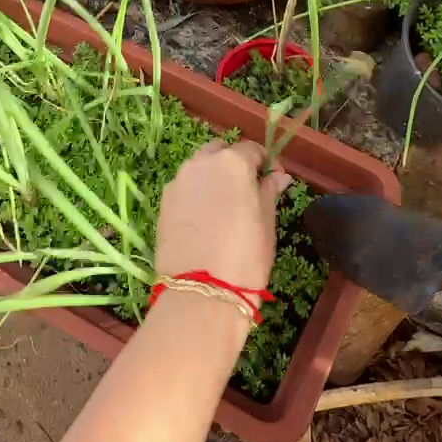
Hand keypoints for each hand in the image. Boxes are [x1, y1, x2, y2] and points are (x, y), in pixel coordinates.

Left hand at [154, 140, 288, 296]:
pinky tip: (205, 219)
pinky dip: (196, 194)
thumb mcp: (267, 222)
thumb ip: (269, 191)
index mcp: (231, 162)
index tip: (274, 180)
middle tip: (248, 191)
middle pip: (221, 152)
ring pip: (199, 168)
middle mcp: (201, 163)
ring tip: (226, 206)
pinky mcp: (164, 202)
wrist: (202, 292)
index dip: (266, 162)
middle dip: (235, 164)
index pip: (252, 149)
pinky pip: (185, 188)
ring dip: (213, 177)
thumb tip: (278, 176)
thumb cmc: (246, 255)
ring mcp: (178, 181)